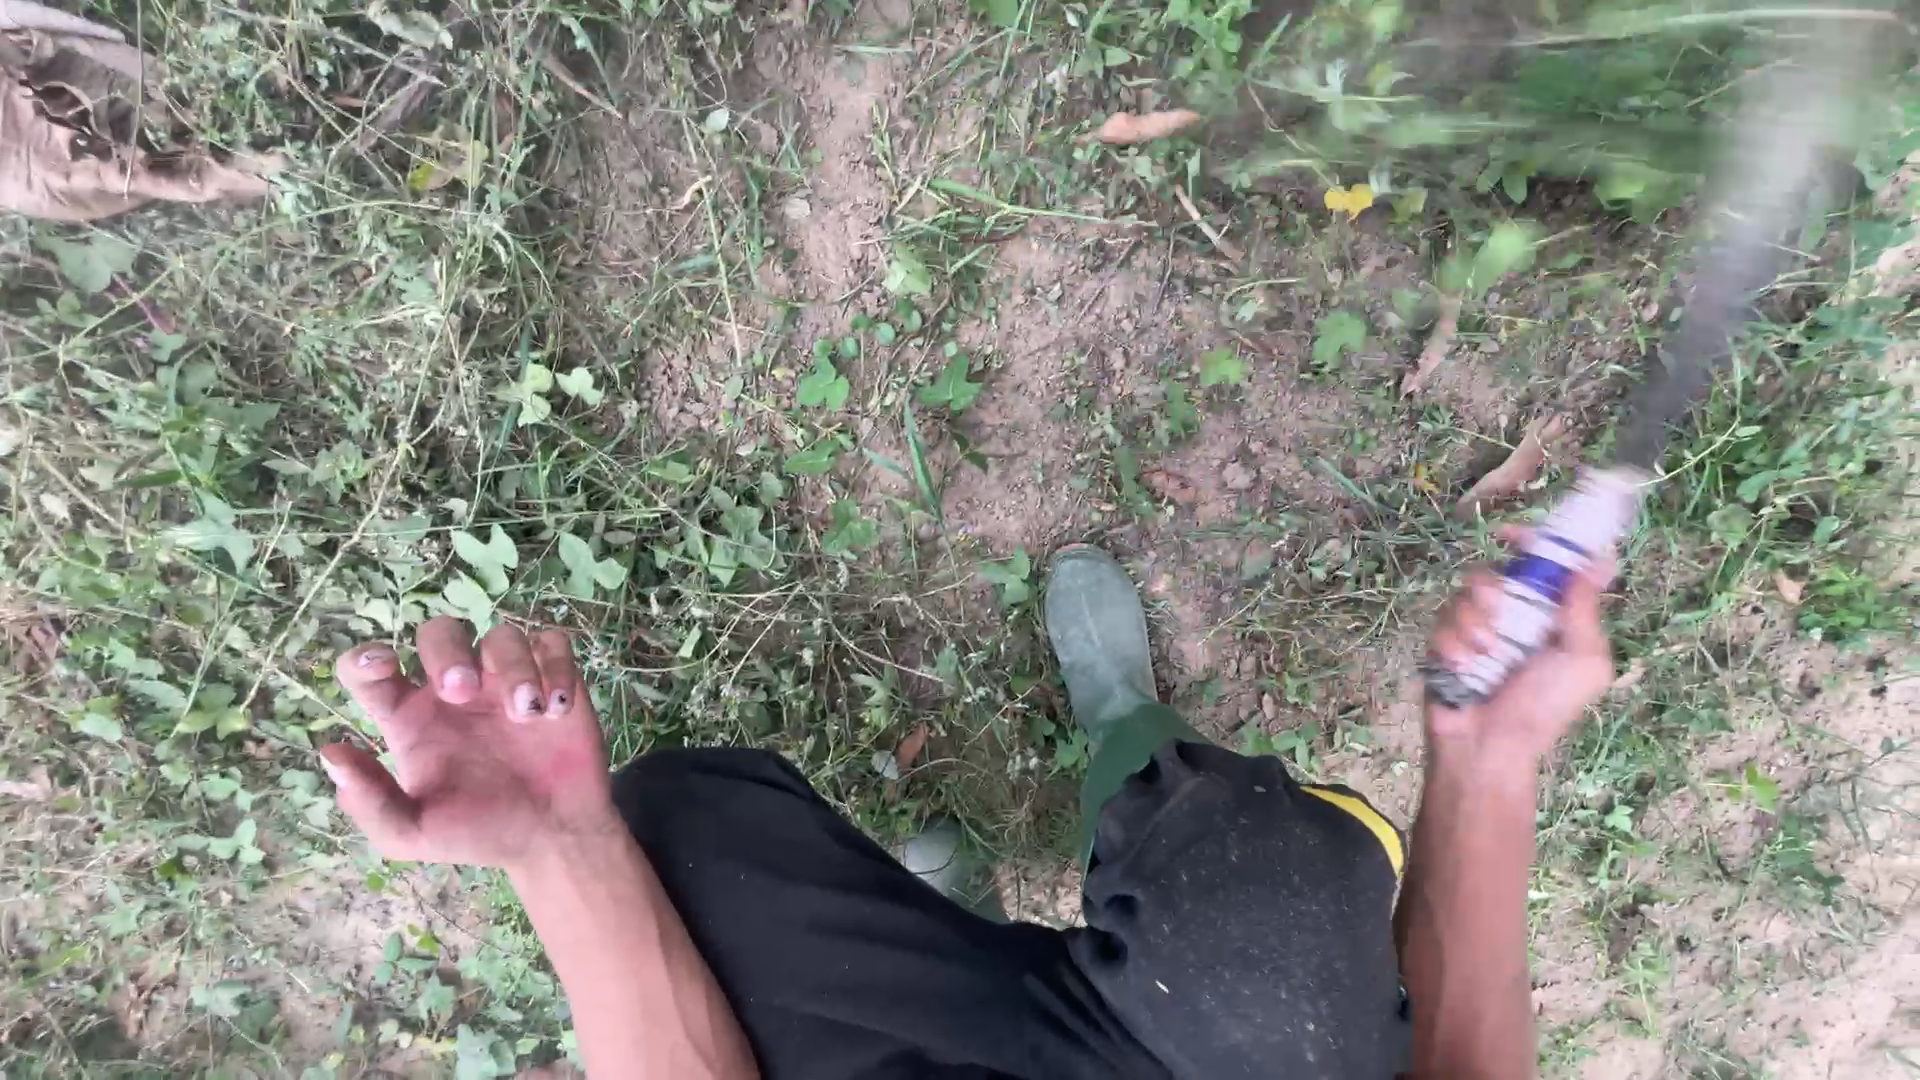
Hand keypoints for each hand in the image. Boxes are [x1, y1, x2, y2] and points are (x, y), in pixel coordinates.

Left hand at [318, 617, 616, 870]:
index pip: (371, 671)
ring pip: (502, 635)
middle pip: (440, 632)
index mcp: (410, 718)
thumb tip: (332, 751)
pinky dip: (557, 667)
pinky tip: (558, 709)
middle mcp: (457, 690)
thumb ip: (370, 801)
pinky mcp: (557, 678)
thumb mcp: (412, 834)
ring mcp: (508, 680)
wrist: (552, 836)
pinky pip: (553, 644)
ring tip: (528, 715)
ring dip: (515, 667)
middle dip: (448, 652)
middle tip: (463, 692)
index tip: (383, 664)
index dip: (366, 657)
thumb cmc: (479, 833)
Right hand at [1424, 548, 1614, 767]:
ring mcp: (1473, 629)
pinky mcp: (1442, 642)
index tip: (1512, 534)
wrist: (1488, 744)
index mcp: (1549, 617)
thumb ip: (1584, 610)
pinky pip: (1441, 623)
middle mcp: (1510, 617)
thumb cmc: (1544, 707)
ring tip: (1482, 655)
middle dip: (1490, 589)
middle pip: (1492, 573)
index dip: (1529, 543)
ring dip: (1473, 624)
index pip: (1540, 567)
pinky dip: (1453, 643)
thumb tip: (1600, 559)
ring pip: (1463, 596)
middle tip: (1496, 609)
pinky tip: (1463, 667)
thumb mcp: (1583, 660)